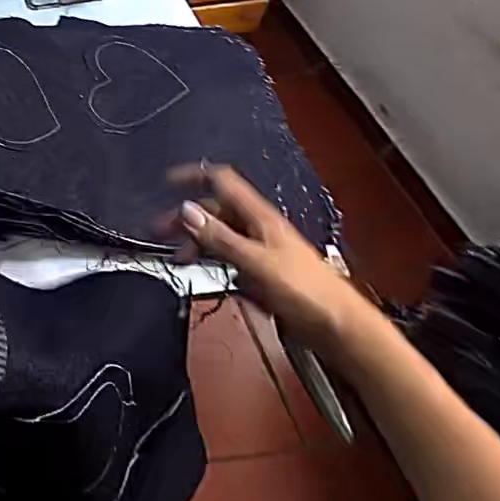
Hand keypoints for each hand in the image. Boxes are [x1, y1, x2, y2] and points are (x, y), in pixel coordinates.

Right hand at [170, 163, 375, 352]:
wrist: (337, 325)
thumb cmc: (309, 292)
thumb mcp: (256, 262)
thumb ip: (220, 237)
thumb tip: (189, 211)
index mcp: (259, 217)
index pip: (222, 181)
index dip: (195, 175)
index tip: (170, 179)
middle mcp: (258, 227)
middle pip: (216, 210)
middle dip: (188, 217)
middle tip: (163, 230)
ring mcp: (259, 247)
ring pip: (220, 234)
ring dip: (198, 241)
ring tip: (179, 255)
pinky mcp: (261, 269)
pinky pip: (228, 255)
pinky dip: (211, 258)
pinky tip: (204, 269)